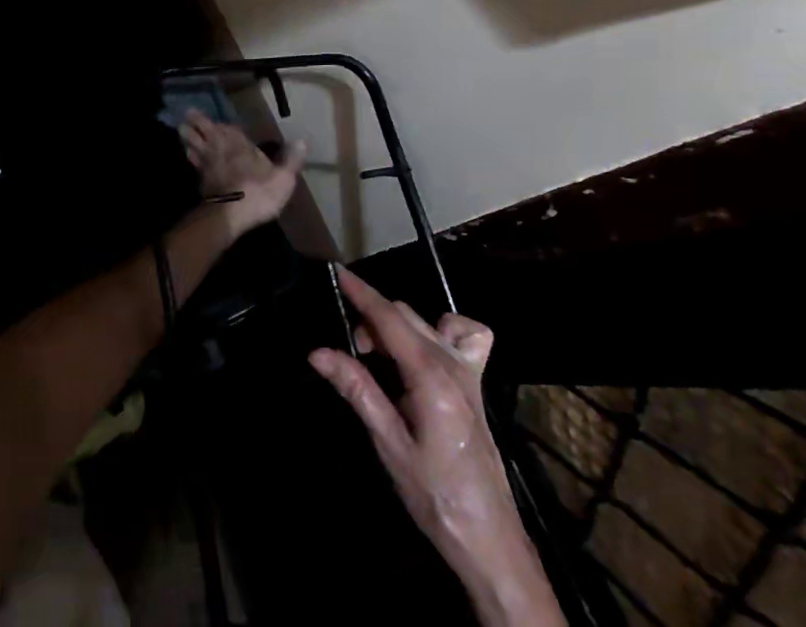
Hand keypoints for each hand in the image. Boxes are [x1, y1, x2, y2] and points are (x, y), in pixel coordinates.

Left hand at [179, 109, 307, 234]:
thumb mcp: (283, 179)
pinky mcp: (201, 180)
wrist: (230, 217)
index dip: (224, 126)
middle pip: (207, 132)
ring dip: (189, 136)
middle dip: (198, 123)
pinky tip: (188, 153)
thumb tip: (302, 141)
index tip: (219, 122)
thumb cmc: (259, 194)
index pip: (229, 130)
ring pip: (196, 145)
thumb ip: (291, 160)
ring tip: (181, 128)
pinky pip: (194, 162)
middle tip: (188, 113)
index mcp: (241, 146)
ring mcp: (209, 165)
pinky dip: (189, 154)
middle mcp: (222, 151)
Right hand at [309, 270, 565, 626]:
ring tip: (378, 356)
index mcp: (431, 377)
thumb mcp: (388, 443)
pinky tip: (422, 355)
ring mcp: (471, 371)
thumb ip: (357, 389)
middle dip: (371, 320)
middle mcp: (455, 364)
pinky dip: (440, 332)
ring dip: (398, 326)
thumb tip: (318, 353)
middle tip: (349, 352)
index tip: (339, 273)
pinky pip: (465, 337)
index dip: (362, 294)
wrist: (487, 533)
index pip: (390, 319)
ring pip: (430, 322)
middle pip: (407, 317)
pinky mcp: (477, 383)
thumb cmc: (433, 494)